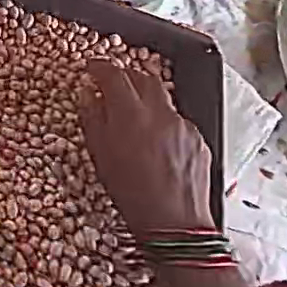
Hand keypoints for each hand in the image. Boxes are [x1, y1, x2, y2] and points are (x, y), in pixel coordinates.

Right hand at [78, 59, 213, 234]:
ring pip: (161, 97)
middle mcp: (160, 112)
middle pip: (142, 77)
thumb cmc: (129, 189)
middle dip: (125, 75)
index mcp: (130, 113)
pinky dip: (161, 119)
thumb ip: (93, 116)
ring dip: (144, 97)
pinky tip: (153, 139)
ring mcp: (183, 124)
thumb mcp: (99, 152)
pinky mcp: (198, 138)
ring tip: (131, 112)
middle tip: (110, 83)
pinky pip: (176, 119)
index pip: (114, 75)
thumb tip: (89, 93)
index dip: (100, 67)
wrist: (173, 220)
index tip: (91, 67)